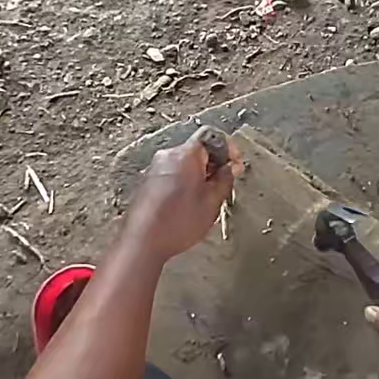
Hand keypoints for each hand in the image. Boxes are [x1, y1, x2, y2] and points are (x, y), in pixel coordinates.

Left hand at [120, 129, 240, 261]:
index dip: (229, 149)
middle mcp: (168, 155)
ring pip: (186, 162)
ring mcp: (156, 168)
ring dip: (201, 174)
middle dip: (215, 163)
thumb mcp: (212, 202)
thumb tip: (230, 168)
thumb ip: (225, 179)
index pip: (212, 136)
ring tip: (209, 197)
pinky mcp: (149, 181)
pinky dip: (187, 181)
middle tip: (226, 183)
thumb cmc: (178, 222)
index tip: (236, 165)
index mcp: (186, 155)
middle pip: (199, 149)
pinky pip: (174, 173)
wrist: (142, 242)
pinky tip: (191, 202)